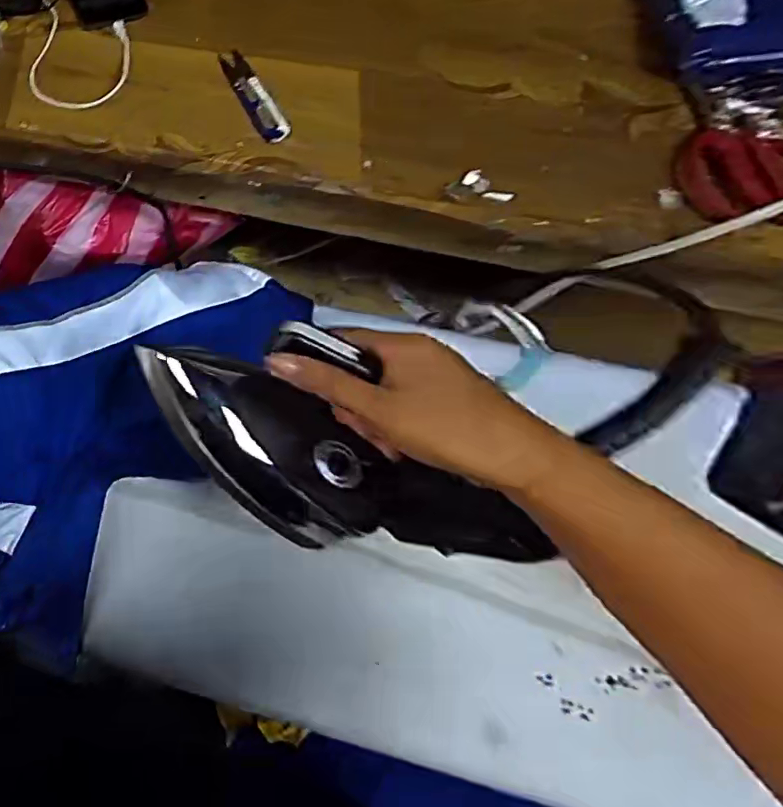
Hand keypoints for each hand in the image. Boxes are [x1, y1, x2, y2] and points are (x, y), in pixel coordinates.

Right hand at [266, 329, 583, 495]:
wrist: (529, 466)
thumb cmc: (453, 431)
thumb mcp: (376, 408)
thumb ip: (324, 382)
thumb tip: (277, 360)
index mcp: (401, 344)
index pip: (337, 340)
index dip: (317, 365)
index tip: (317, 393)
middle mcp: (420, 352)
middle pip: (356, 367)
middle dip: (351, 400)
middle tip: (364, 424)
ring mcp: (437, 374)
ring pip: (377, 388)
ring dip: (372, 416)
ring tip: (389, 439)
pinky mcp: (449, 396)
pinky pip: (401, 400)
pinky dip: (394, 421)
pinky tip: (404, 442)